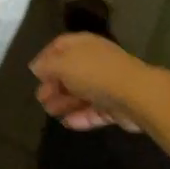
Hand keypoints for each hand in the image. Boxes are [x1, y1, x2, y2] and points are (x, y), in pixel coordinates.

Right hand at [30, 33, 153, 131]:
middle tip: (40, 98)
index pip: (60, 46)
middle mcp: (94, 61)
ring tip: (50, 112)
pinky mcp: (115, 106)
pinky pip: (93, 110)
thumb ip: (47, 66)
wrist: (135, 95)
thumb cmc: (95, 73)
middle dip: (54, 84)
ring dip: (64, 102)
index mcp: (83, 44)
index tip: (34, 73)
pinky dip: (80, 116)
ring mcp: (106, 84)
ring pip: (81, 92)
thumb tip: (35, 67)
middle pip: (70, 71)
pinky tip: (67, 123)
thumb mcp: (64, 65)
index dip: (45, 57)